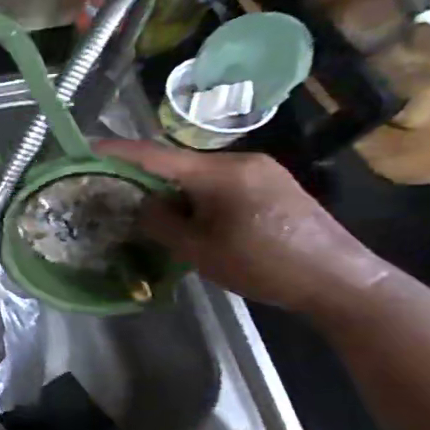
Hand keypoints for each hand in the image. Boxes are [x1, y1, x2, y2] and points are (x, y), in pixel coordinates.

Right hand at [94, 140, 395, 316]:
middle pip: (177, 163)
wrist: (342, 282)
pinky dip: (196, 197)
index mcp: (220, 173)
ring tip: (150, 213)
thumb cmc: (264, 265)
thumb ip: (161, 222)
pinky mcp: (273, 187)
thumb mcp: (199, 250)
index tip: (87, 147)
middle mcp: (241, 161)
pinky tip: (189, 219)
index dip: (118, 152)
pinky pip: (220, 184)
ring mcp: (261, 172)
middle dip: (145, 176)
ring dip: (172, 191)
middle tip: (115, 191)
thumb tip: (143, 205)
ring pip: (199, 175)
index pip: (156, 155)